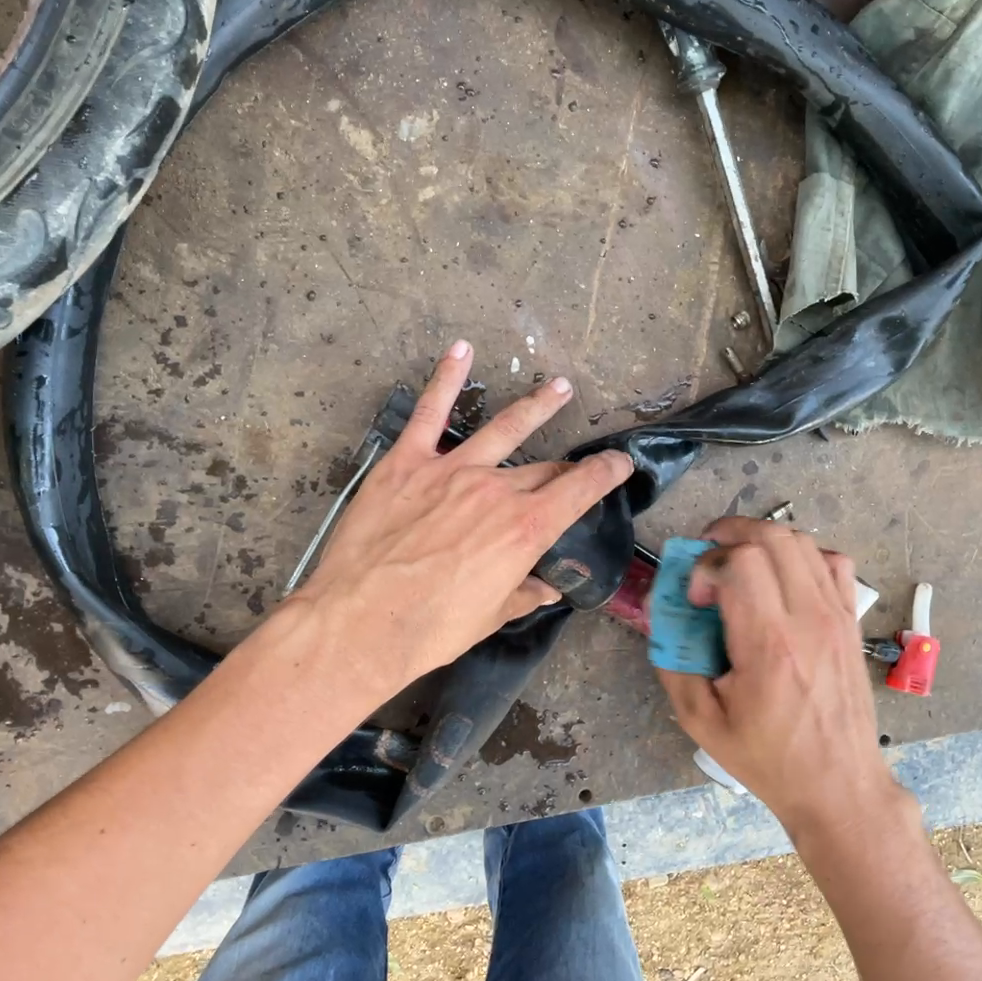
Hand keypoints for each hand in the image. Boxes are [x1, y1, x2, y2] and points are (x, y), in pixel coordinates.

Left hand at [290, 340, 633, 689]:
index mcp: (524, 529)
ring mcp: (451, 469)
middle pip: (541, 468)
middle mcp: (496, 490)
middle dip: (565, 467)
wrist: (361, 622)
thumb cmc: (431, 629)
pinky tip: (461, 351)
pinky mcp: (407, 462)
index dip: (606, 473)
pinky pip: (430, 412)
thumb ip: (523, 594)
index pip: (579, 489)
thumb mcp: (489, 617)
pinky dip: (446, 379)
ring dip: (536, 405)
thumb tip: (548, 588)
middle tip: (575, 465)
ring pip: (504, 427)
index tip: (620, 464)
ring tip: (559, 387)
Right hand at [655, 517, 897, 836]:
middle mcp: (808, 618)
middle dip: (728, 536)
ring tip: (738, 565)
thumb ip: (674, 661)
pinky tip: (781, 578)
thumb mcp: (700, 720)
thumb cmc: (767, 758)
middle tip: (706, 560)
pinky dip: (801, 555)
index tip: (697, 599)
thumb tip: (663, 615)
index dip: (705, 566)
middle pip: (770, 536)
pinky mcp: (852, 621)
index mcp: (768, 644)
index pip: (738, 562)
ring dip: (761, 540)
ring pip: (800, 541)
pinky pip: (833, 561)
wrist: (838, 787)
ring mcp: (837, 616)